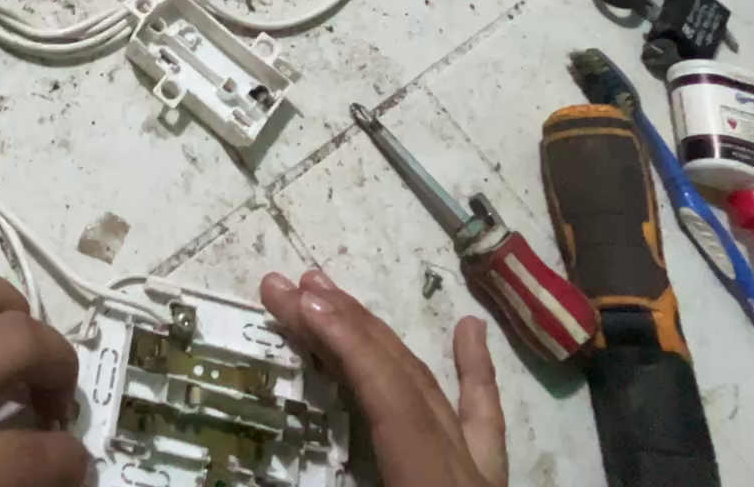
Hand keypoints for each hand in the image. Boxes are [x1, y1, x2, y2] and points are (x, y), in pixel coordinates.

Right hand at [260, 269, 506, 486]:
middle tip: (287, 287)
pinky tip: (469, 326)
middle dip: (341, 323)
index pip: (391, 399)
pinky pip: (484, 416)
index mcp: (432, 483)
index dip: (346, 344)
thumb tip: (265, 463)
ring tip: (327, 290)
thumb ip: (322, 478)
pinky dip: (474, 369)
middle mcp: (462, 468)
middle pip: (401, 376)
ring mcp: (481, 471)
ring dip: (376, 333)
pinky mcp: (488, 478)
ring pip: (427, 383)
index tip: (300, 301)